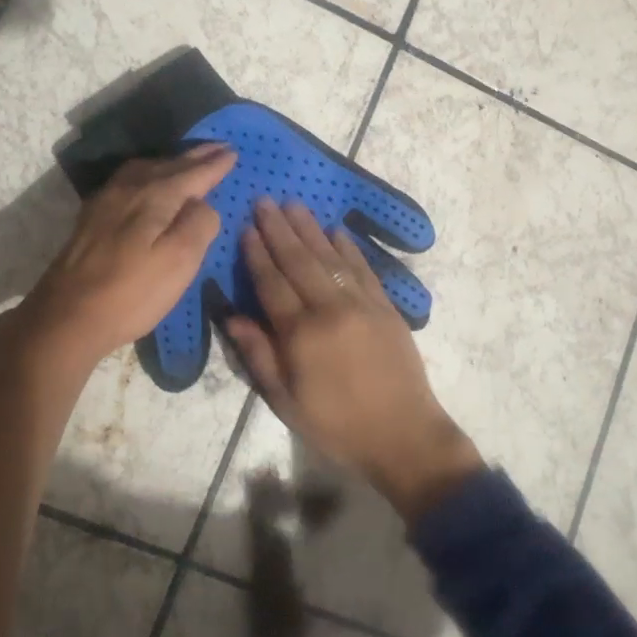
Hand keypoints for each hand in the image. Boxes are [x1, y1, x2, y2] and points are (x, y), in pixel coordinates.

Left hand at [15, 143, 237, 365]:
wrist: (66, 316)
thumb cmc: (131, 293)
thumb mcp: (179, 262)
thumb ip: (199, 225)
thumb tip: (202, 203)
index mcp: (155, 195)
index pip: (193, 173)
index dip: (215, 164)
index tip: (234, 152)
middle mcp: (129, 188)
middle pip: (168, 165)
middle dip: (195, 157)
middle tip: (218, 148)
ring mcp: (106, 200)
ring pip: (145, 169)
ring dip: (171, 162)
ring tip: (187, 162)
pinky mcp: (92, 217)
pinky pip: (129, 180)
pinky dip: (149, 174)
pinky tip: (147, 184)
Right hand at [226, 200, 481, 523]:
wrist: (403, 435)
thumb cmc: (336, 426)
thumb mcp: (285, 401)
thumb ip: (259, 355)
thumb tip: (233, 316)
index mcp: (300, 334)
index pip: (272, 283)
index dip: (257, 254)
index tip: (246, 228)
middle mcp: (330, 309)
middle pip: (299, 261)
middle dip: (279, 229)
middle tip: (265, 201)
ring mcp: (361, 304)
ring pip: (330, 257)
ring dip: (310, 229)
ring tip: (294, 204)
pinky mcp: (386, 306)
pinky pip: (362, 268)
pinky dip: (347, 247)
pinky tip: (336, 231)